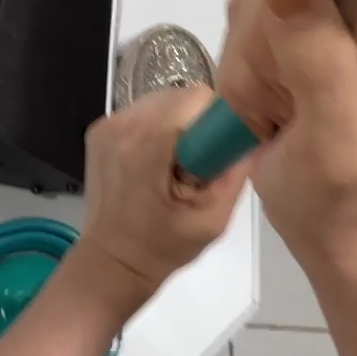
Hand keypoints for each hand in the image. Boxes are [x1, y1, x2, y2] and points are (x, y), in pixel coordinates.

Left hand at [73, 86, 250, 307]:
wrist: (112, 260)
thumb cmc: (162, 247)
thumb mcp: (212, 219)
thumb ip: (236, 172)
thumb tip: (257, 135)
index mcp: (146, 145)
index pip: (196, 98)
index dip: (218, 118)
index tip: (223, 147)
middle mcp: (121, 125)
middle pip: (178, 95)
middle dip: (197, 122)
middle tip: (200, 163)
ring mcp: (106, 124)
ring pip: (160, 100)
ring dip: (177, 123)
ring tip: (177, 165)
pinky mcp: (99, 128)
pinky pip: (141, 112)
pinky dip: (156, 128)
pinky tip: (156, 162)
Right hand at [216, 0, 356, 269]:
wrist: (321, 227)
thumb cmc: (339, 201)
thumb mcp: (335, 143)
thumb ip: (318, 62)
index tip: (290, 31)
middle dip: (274, 35)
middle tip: (282, 100)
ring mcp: (335, 18)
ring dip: (253, 56)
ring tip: (274, 111)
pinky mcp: (297, 29)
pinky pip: (246, 14)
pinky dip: (241, 61)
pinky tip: (262, 101)